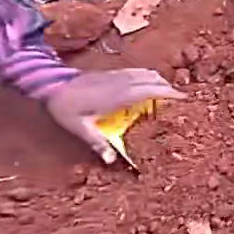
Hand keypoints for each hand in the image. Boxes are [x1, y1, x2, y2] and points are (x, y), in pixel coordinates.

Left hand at [42, 69, 183, 163]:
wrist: (49, 83)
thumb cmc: (66, 106)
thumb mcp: (79, 127)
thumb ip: (97, 142)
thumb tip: (111, 161)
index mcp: (120, 95)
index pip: (152, 90)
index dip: (170, 93)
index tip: (184, 100)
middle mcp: (123, 82)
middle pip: (155, 80)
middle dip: (170, 88)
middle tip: (180, 100)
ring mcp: (119, 75)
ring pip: (148, 73)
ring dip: (160, 82)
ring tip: (167, 93)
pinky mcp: (114, 73)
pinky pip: (139, 72)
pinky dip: (150, 77)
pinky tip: (148, 84)